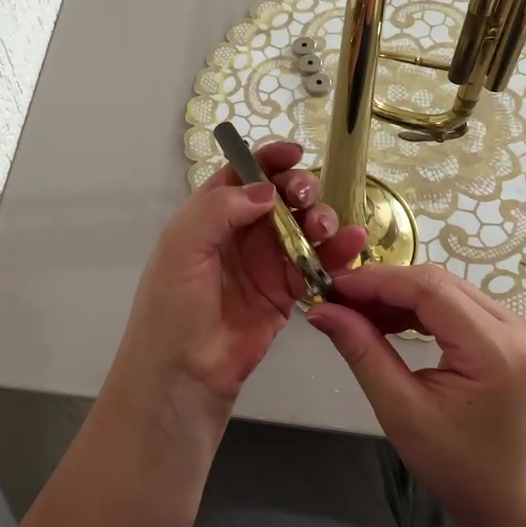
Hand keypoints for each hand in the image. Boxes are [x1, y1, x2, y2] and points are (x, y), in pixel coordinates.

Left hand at [107, 142, 368, 417]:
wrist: (184, 373)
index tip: (294, 154)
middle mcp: (237, 235)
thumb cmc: (172, 307)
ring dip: (320, 220)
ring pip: (300, 228)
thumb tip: (266, 189)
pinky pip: (314, 265)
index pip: (240, 176)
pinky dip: (336, 253)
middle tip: (306, 200)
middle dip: (298, 190)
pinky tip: (352, 244)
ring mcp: (263, 264)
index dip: (266, 160)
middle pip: (277, 198)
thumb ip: (220, 210)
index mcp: (207, 217)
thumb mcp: (182, 248)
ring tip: (328, 229)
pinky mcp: (285, 293)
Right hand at [305, 265, 525, 526]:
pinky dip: (421, 306)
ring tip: (359, 311)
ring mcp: (524, 329)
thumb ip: (362, 352)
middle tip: (339, 299)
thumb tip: (320, 310)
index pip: (432, 291)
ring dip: (400, 294)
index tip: (334, 286)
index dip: (378, 281)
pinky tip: (391, 319)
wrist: (504, 496)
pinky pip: (460, 302)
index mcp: (500, 354)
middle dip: (385, 285)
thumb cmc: (453, 464)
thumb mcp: (399, 411)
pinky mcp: (516, 333)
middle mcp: (521, 331)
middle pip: (440, 284)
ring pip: (448, 288)